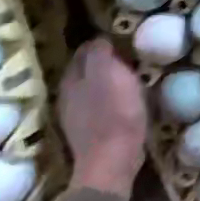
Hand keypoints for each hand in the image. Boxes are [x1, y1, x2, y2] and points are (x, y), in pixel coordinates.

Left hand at [58, 39, 147, 198]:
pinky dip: (112, 101)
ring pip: (93, 89)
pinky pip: (101, 107)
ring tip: (131, 80)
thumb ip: (100, 54)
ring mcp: (77, 117)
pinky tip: (127, 104)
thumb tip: (99, 39)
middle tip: (130, 60)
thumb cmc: (114, 113)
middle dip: (105, 63)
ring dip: (109, 83)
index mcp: (71, 79)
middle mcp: (68, 96)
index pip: (84, 51)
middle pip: (87, 70)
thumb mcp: (109, 74)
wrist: (112, 162)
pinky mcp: (90, 134)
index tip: (123, 42)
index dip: (102, 44)